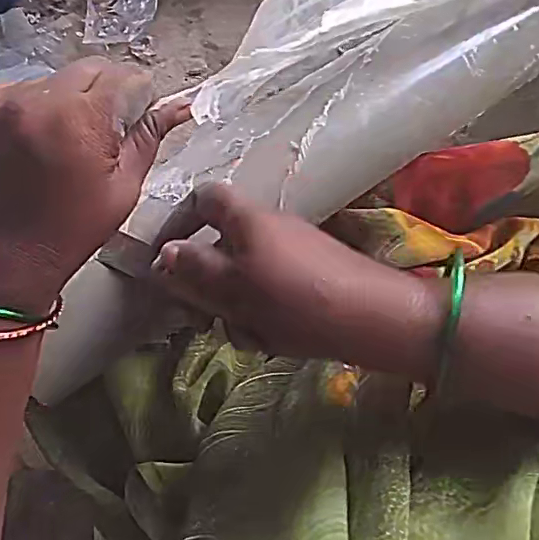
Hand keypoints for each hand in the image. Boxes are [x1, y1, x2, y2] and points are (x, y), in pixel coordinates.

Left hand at [0, 59, 190, 312]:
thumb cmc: (66, 233)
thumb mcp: (121, 189)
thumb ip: (148, 138)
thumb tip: (178, 106)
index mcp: (76, 118)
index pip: (122, 76)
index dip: (136, 96)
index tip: (132, 117)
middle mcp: (30, 100)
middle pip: (85, 71)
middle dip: (99, 94)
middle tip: (95, 134)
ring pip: (47, 80)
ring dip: (60, 102)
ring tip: (55, 145)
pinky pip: (10, 93)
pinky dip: (24, 110)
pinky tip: (25, 146)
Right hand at [149, 183, 442, 376]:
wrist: (375, 318)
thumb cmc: (296, 298)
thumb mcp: (234, 288)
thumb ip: (195, 270)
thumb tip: (164, 254)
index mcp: (246, 219)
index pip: (203, 199)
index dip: (178, 221)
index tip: (165, 258)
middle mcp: (268, 227)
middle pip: (220, 247)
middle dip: (208, 286)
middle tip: (203, 318)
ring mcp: (292, 252)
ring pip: (243, 278)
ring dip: (236, 307)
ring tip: (248, 334)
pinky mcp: (310, 277)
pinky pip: (271, 291)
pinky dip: (264, 314)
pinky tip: (273, 340)